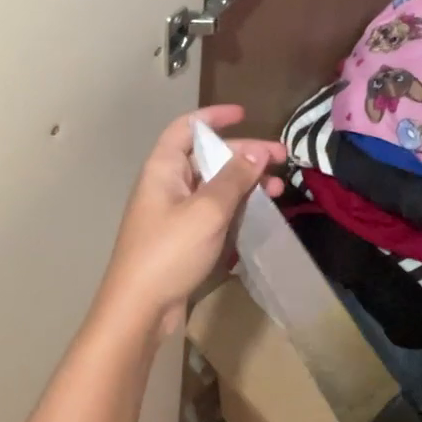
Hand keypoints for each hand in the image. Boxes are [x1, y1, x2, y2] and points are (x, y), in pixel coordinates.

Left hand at [97, 105, 286, 336]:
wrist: (139, 307)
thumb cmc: (169, 251)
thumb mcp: (207, 212)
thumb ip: (233, 179)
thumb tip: (256, 150)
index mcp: (163, 168)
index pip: (186, 128)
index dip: (213, 117)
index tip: (244, 114)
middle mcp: (166, 184)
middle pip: (206, 157)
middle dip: (243, 154)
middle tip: (282, 158)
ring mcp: (173, 212)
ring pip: (213, 186)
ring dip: (244, 182)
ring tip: (279, 188)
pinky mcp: (182, 237)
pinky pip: (212, 211)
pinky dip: (235, 207)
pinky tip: (259, 213)